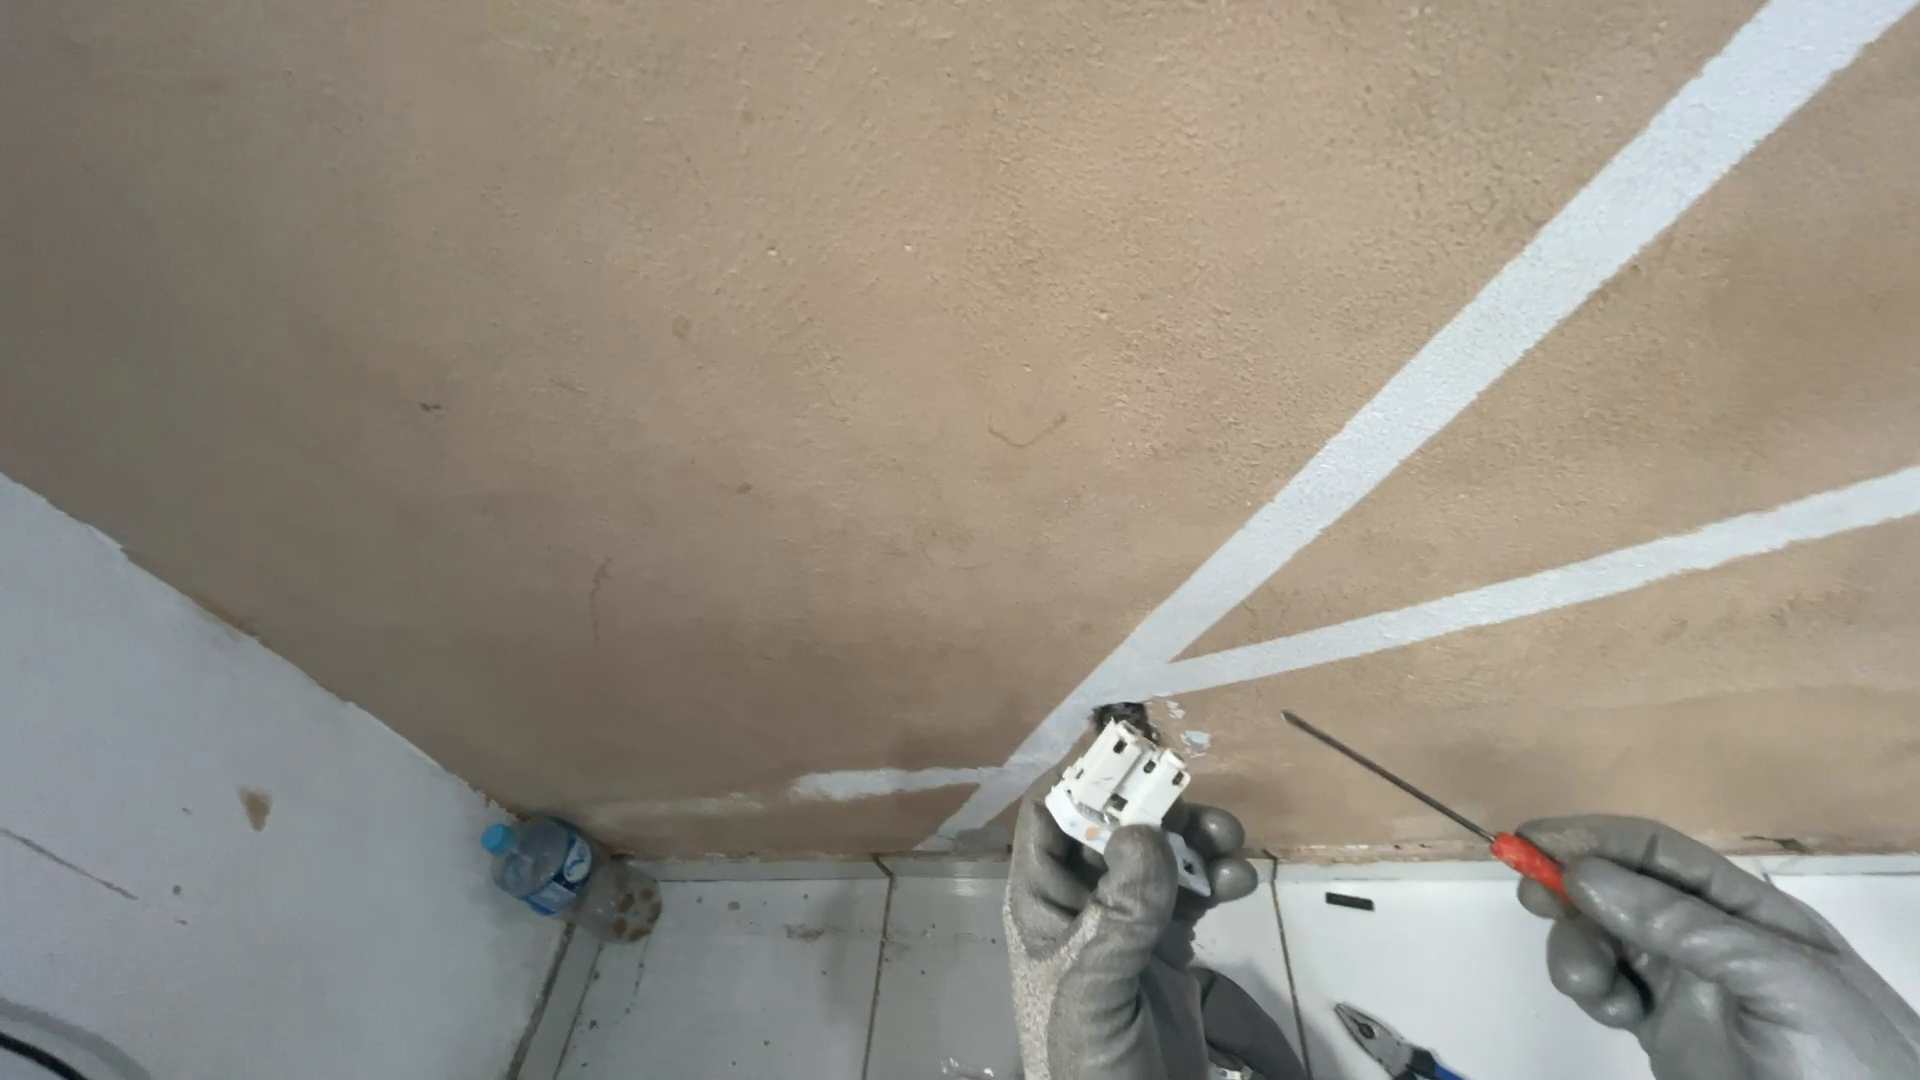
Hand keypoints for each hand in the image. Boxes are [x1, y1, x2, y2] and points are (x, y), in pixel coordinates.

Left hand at [1004, 788, 1257, 1079]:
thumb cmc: (1087, 1064)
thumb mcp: (1093, 987)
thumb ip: (1119, 913)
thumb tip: (1144, 832)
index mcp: (1041, 899)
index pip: (1050, 817)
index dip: (1081, 778)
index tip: (1128, 750)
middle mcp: (1080, 899)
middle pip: (1112, 827)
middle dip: (1153, 806)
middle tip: (1196, 796)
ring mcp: (1125, 921)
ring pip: (1156, 856)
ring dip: (1192, 840)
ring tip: (1229, 839)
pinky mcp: (1165, 946)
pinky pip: (1188, 895)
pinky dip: (1212, 880)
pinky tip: (1236, 881)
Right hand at [1515, 815, 1919, 1079]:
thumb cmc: (1846, 1067)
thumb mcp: (1780, 983)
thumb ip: (1682, 923)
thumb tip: (1578, 874)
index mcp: (1748, 912)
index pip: (1653, 849)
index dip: (1589, 836)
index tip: (1530, 841)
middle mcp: (1709, 936)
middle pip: (1612, 886)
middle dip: (1567, 890)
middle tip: (1533, 902)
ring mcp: (1683, 981)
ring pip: (1597, 935)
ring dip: (1574, 948)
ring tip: (1583, 985)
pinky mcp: (1660, 1023)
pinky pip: (1602, 984)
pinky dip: (1589, 989)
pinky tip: (1611, 1013)